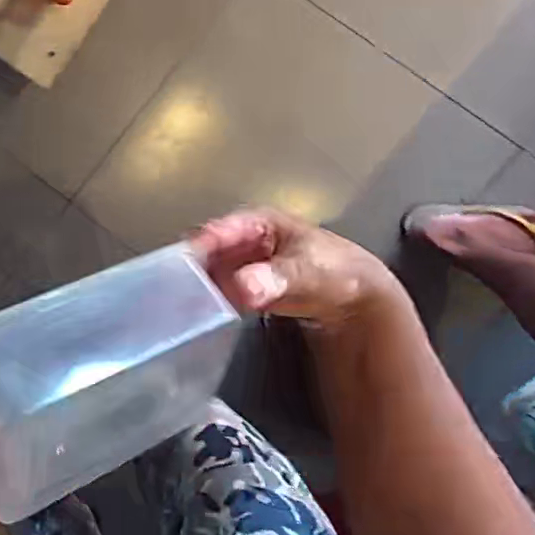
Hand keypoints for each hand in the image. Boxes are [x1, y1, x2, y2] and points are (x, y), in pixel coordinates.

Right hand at [191, 207, 400, 326]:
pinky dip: (208, 300)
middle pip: (208, 250)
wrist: (357, 301)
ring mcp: (240, 264)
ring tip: (183, 302)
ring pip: (209, 272)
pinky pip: (218, 291)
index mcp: (257, 222)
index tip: (184, 263)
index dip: (202, 244)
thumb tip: (245, 286)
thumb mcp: (306, 271)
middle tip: (178, 287)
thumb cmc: (335, 271)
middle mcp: (242, 240)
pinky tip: (199, 312)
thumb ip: (275, 278)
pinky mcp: (241, 287)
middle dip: (193, 267)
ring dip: (198, 286)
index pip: (220, 229)